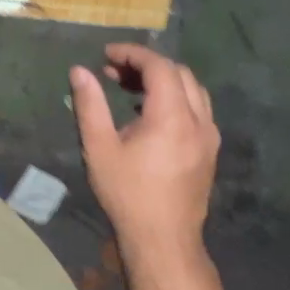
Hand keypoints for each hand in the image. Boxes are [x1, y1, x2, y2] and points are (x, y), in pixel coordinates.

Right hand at [69, 45, 219, 263]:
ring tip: (127, 86)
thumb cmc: (126, 190)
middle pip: (181, 74)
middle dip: (147, 64)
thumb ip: (90, 105)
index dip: (133, 54)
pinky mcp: (209, 150)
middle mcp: (199, 122)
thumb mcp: (98, 146)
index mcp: (172, 118)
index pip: (160, 68)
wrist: (162, 235)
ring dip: (162, 80)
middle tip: (112, 69)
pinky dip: (173, 97)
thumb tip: (80, 71)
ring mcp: (209, 137)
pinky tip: (146, 111)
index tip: (105, 54)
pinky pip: (197, 109)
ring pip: (193, 91)